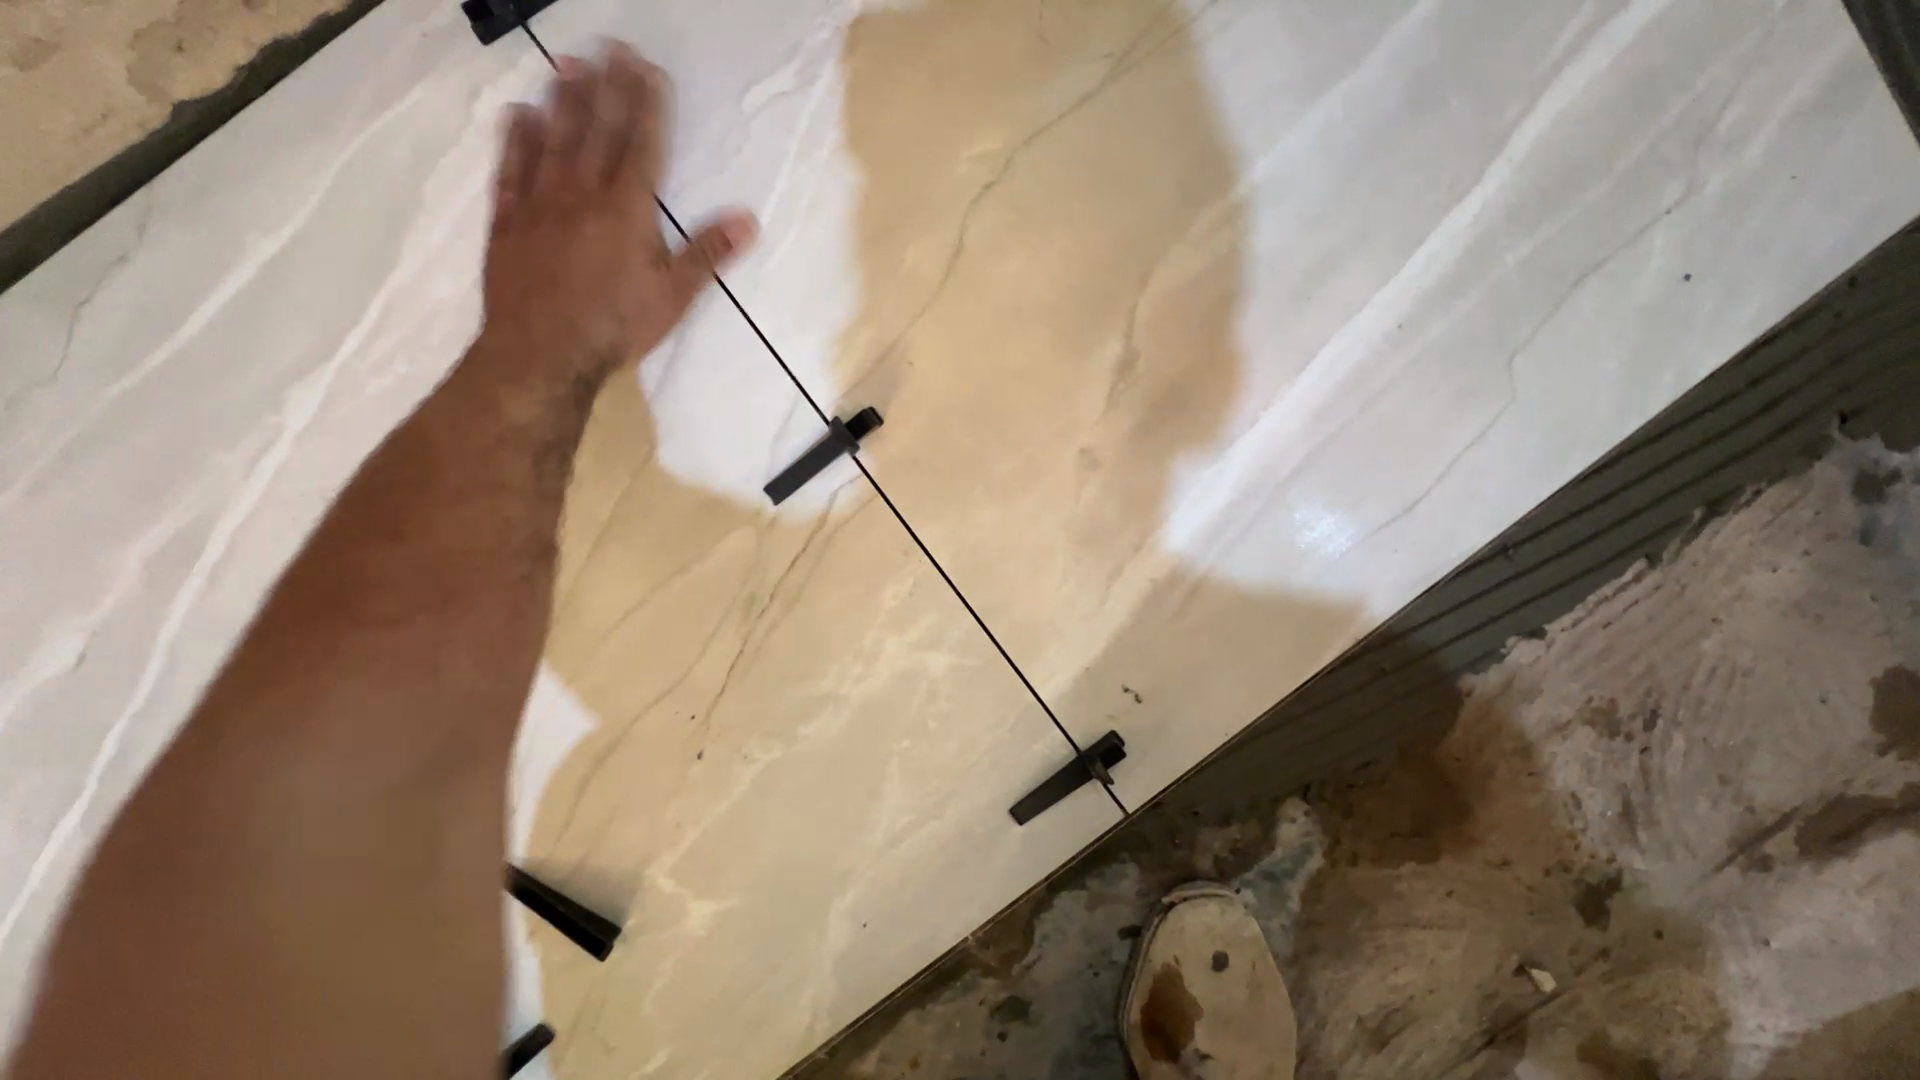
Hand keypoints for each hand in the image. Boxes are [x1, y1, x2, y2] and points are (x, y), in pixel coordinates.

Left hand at [479, 42, 757, 387]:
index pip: (641, 146)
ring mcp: (540, 204)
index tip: (648, 68)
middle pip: (596, 130)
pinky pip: (511, 169)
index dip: (647, 105)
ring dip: (562, 99)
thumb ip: (707, 254)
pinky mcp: (509, 221)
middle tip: (609, 46)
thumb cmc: (615, 326)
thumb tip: (748, 219)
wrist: (542, 353)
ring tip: (567, 63)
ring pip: (552, 140)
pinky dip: (516, 140)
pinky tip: (519, 114)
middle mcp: (582, 193)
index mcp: (627, 210)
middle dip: (607, 86)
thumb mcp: (673, 297)